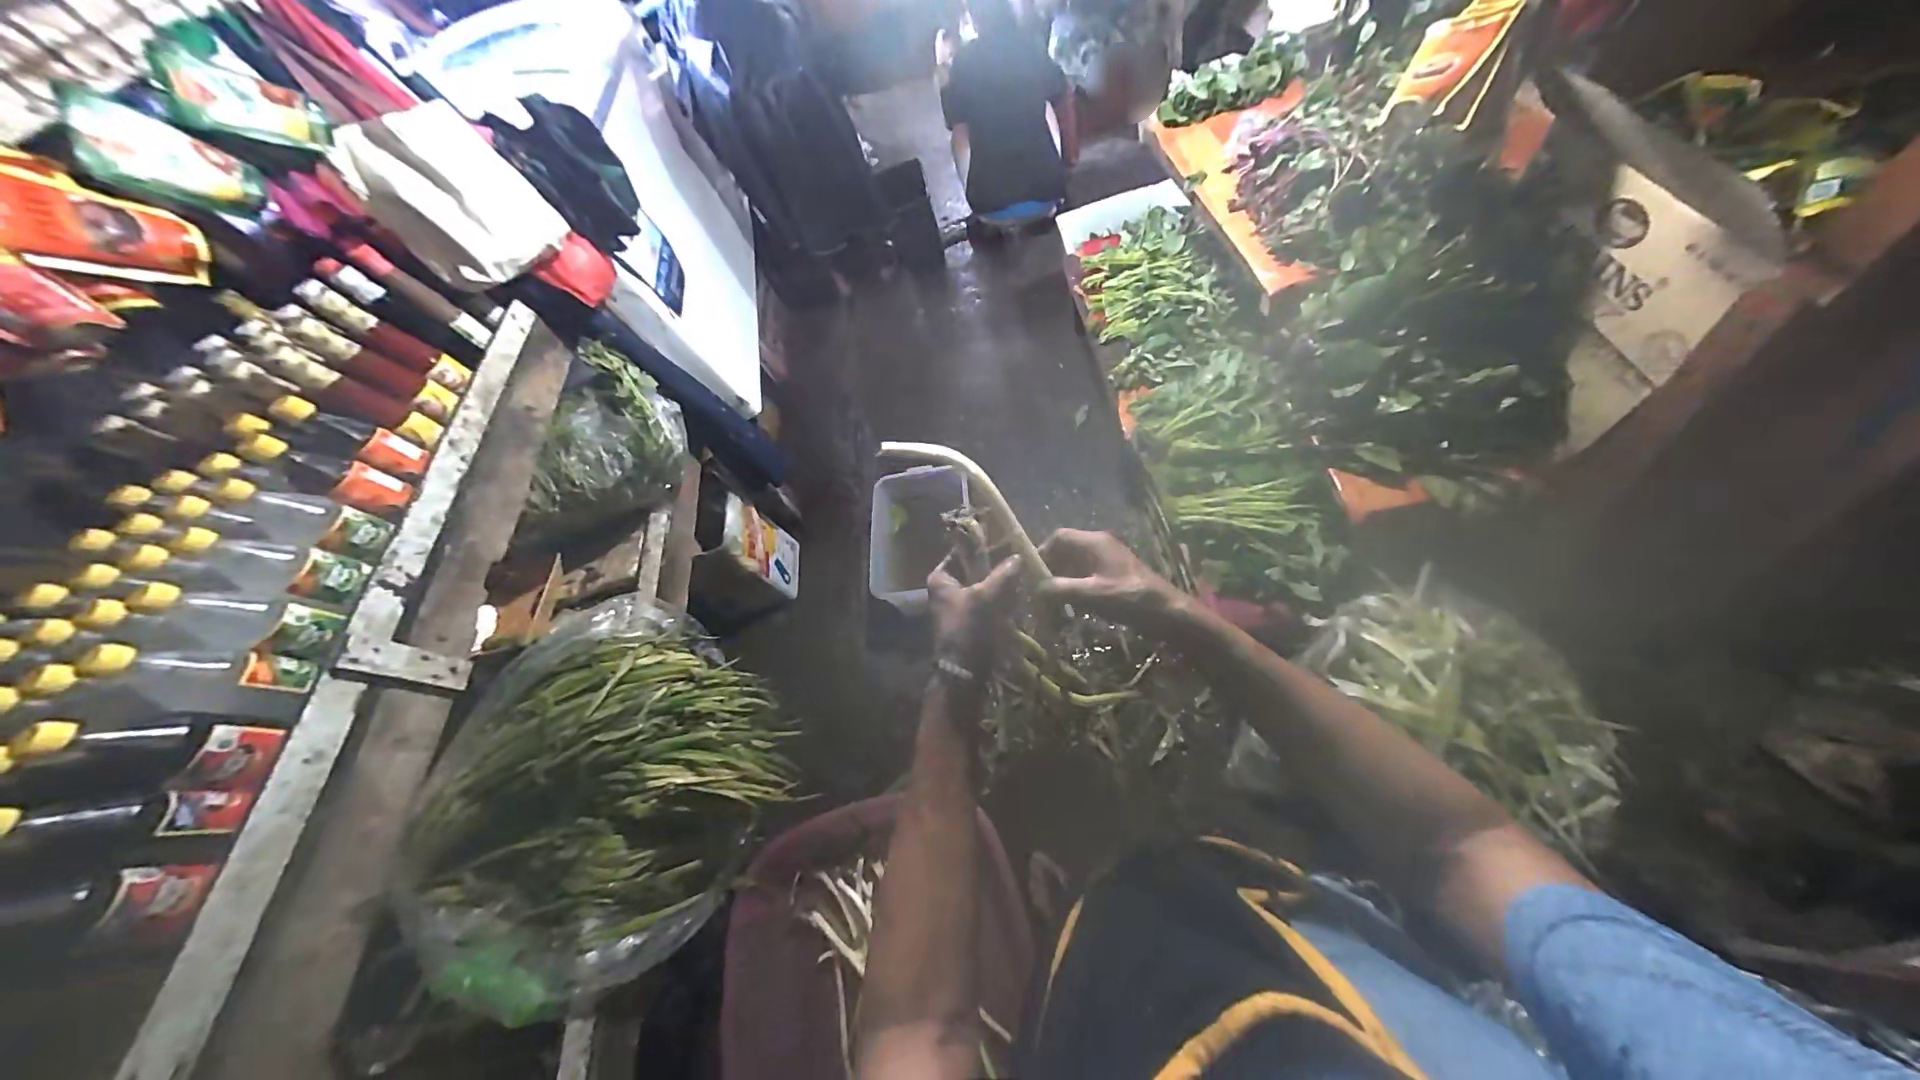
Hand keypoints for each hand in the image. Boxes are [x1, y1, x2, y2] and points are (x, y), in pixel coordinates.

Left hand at [928, 554, 1023, 672]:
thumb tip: (1018, 556)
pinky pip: (991, 601)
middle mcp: (948, 588)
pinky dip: (1004, 598)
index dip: (983, 544)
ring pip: (986, 585)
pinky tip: (1021, 594)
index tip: (1008, 539)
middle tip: (1020, 558)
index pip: (962, 551)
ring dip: (1003, 583)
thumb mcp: (985, 598)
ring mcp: (961, 604)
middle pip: (976, 568)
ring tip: (1024, 574)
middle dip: (997, 565)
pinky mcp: (974, 619)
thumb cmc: (967, 629)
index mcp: (941, 578)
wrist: (964, 673)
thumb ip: (1002, 575)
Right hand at [1037, 529, 1190, 629]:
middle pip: (1065, 552)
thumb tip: (1035, 588)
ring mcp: (1108, 560)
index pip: (1059, 538)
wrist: (1168, 612)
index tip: (1030, 574)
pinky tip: (1071, 609)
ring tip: (1053, 605)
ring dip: (1062, 583)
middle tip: (1040, 593)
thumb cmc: (1129, 598)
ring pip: (1075, 566)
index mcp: (1094, 543)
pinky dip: (1075, 590)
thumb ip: (1059, 589)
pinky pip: (1086, 577)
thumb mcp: (1090, 595)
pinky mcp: (1114, 575)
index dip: (1041, 553)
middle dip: (1050, 571)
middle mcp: (1100, 546)